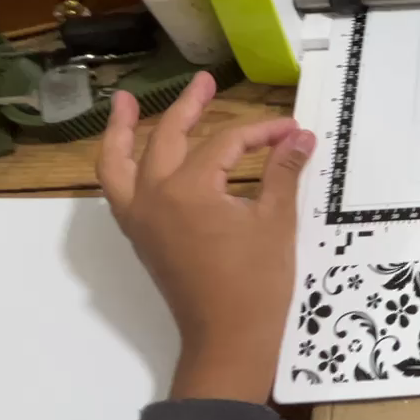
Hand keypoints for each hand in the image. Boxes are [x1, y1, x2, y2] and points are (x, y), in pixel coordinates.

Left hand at [97, 72, 316, 403]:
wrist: (228, 337)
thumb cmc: (257, 281)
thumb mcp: (276, 222)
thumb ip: (283, 173)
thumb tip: (301, 137)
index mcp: (189, 189)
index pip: (226, 144)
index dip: (262, 132)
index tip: (292, 131)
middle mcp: (154, 196)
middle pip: (167, 138)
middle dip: (189, 107)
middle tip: (205, 82)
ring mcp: (140, 218)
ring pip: (119, 163)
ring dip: (123, 131)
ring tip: (126, 103)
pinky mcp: (140, 236)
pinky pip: (118, 190)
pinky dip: (120, 166)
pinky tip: (135, 157)